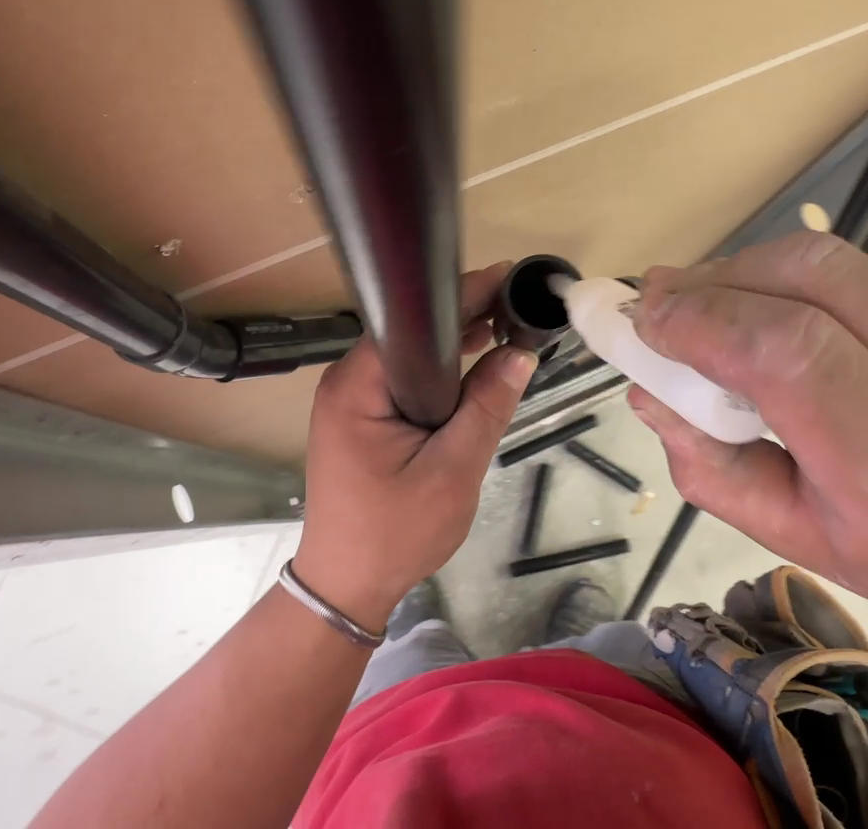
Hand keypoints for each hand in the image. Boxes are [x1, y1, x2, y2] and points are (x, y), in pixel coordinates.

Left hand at [291, 263, 537, 632]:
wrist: (347, 584)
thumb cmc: (395, 532)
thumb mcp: (453, 471)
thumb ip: (486, 407)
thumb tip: (521, 353)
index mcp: (357, 385)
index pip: (413, 320)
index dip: (463, 296)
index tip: (509, 282)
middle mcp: (346, 381)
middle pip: (409, 330)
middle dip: (463, 314)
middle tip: (517, 304)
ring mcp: (349, 399)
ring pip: (409, 353)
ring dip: (453, 343)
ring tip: (506, 325)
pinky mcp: (360, 416)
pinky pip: (404, 377)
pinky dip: (439, 370)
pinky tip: (474, 363)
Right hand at [626, 230, 867, 646]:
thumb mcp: (804, 542)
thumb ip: (713, 470)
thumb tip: (649, 390)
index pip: (793, 354)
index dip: (705, 321)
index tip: (645, 323)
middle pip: (811, 277)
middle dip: (715, 279)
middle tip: (660, 302)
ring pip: (830, 258)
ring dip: (746, 271)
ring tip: (704, 304)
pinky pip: (858, 270)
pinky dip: (792, 280)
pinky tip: (771, 313)